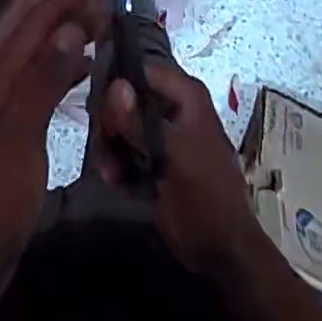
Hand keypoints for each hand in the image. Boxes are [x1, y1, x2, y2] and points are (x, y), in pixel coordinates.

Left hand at [0, 0, 108, 243]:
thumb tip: (72, 26)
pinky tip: (85, 68)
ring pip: (37, 55)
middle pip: (29, 34)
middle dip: (60, 10)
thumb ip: (43, 78)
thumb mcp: (19, 135)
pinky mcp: (15, 127)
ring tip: (97, 24)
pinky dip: (64, 66)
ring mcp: (4, 107)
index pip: (27, 25)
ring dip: (65, 35)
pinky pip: (42, 80)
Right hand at [96, 62, 261, 273]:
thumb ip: (141, 123)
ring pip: (119, 124)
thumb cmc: (206, 196)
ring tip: (112, 176)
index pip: (142, 73)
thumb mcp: (174, 156)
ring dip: (109, 149)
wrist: (220, 247)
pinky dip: (115, 163)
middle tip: (106, 156)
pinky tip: (117, 182)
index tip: (102, 119)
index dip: (118, 89)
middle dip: (110, 127)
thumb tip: (115, 86)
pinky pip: (122, 148)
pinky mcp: (151, 158)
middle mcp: (172, 107)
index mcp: (187, 96)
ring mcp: (161, 133)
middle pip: (125, 98)